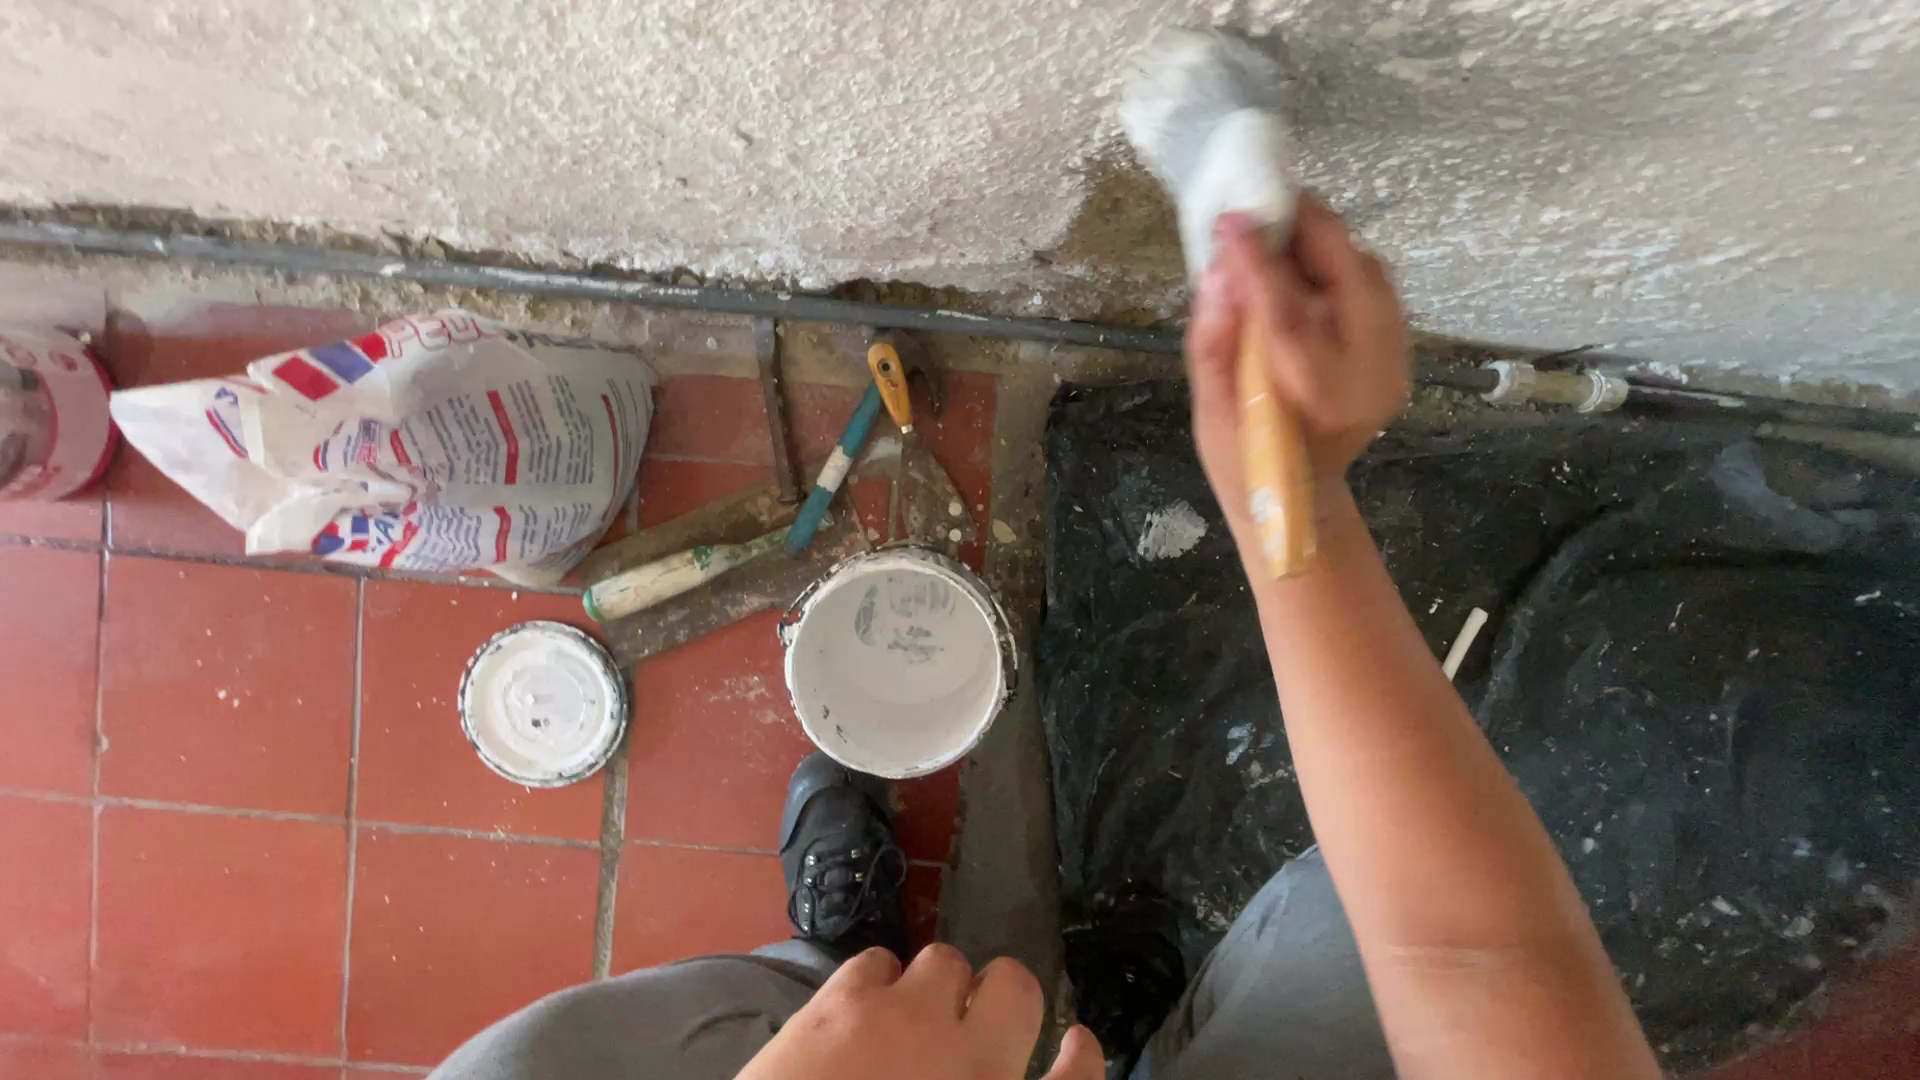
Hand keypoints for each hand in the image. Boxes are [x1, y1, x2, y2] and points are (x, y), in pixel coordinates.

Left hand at [737, 945, 1102, 1079]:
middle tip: (973, 1023)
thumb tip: (984, 1073)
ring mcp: (910, 1023)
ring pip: (947, 961)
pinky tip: (859, 1012)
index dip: (1080, 1061)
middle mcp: (971, 1065)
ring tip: (909, 1018)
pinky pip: (881, 960)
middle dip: (1002, 999)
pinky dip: (876, 983)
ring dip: (935, 988)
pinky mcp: (848, 1001)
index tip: (1075, 1044)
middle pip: (1016, 989)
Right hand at [1185, 194, 1409, 545]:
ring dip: (1322, 244)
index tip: (1231, 220)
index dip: (1257, 260)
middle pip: (1350, 273)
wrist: (1300, 500)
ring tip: (1275, 234)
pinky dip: (1335, 266)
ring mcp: (1394, 361)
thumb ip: (1213, 343)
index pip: (1287, 311)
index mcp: (1318, 397)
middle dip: (1307, 229)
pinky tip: (1300, 268)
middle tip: (1261, 208)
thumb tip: (1218, 272)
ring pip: (1368, 273)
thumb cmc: (1245, 464)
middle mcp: (1372, 373)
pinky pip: (1372, 288)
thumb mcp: (1211, 413)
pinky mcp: (1398, 352)